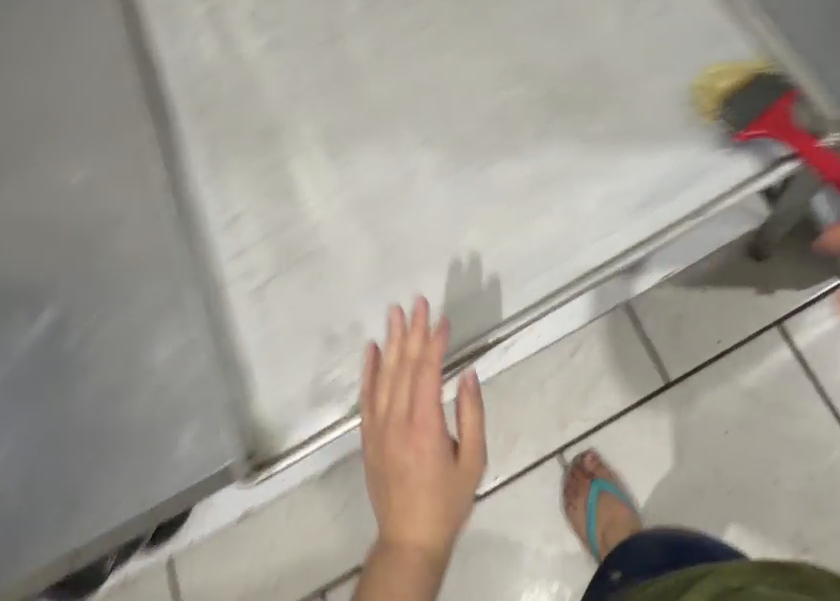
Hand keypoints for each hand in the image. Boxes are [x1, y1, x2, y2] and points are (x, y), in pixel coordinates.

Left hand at [359, 297, 487, 564]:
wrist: (409, 538)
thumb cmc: (448, 500)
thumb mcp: (474, 460)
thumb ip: (472, 414)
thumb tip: (468, 374)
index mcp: (425, 425)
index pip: (428, 372)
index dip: (434, 342)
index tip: (442, 318)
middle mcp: (397, 420)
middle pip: (404, 366)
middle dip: (412, 331)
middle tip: (417, 300)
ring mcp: (378, 428)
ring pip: (383, 375)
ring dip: (390, 341)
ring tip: (394, 312)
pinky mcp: (368, 437)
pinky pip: (366, 396)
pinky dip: (368, 370)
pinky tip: (371, 348)